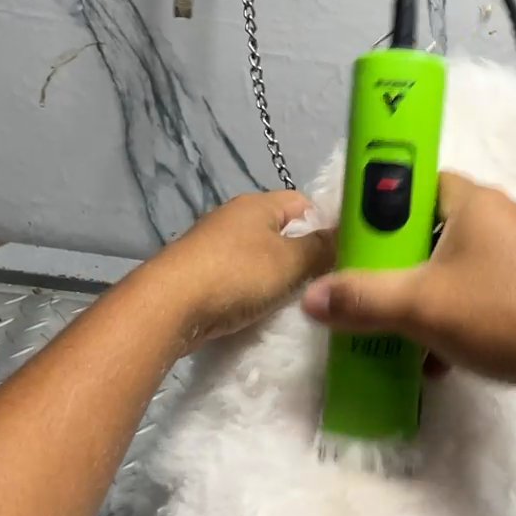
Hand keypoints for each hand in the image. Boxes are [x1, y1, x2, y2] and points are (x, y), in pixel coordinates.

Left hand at [135, 190, 334, 354]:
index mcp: (258, 204)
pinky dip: (253, 293)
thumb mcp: (290, 261)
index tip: (341, 255)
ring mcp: (214, 246)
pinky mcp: (200, 274)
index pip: (304, 204)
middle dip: (303, 256)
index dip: (325, 226)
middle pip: (282, 232)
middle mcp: (234, 218)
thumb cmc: (235, 276)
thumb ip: (322, 248)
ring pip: (260, 258)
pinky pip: (239, 278)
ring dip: (277, 278)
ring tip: (296, 302)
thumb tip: (347, 235)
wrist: (168, 307)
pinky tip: (262, 312)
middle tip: (323, 283)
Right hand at [300, 172, 515, 386]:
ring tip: (398, 331)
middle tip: (372, 290)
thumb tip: (310, 298)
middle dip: (398, 264)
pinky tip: (436, 356)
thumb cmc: (501, 315)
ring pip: (451, 266)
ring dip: (422, 297)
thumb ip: (361, 300)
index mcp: (474, 201)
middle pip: (429, 229)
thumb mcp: (419, 307)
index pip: (417, 181)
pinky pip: (476, 291)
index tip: (357, 241)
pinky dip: (452, 315)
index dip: (382, 207)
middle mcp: (498, 217)